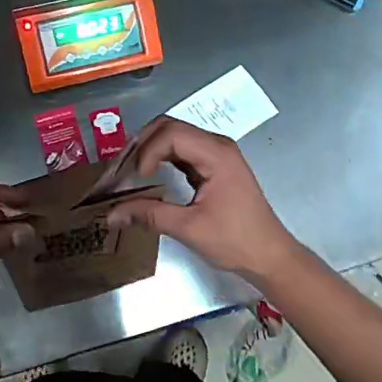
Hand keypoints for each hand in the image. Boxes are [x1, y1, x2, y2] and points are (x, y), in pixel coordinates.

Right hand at [105, 116, 305, 280]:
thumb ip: (149, 215)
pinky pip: (182, 150)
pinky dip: (161, 158)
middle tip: (121, 170)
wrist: (269, 255)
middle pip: (170, 127)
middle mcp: (217, 146)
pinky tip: (147, 176)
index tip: (134, 178)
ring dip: (149, 150)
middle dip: (142, 145)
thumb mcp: (189, 229)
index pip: (171, 133)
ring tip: (129, 172)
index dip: (146, 151)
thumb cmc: (235, 241)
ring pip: (174, 136)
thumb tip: (112, 214)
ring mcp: (217, 154)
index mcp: (217, 154)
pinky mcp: (214, 165)